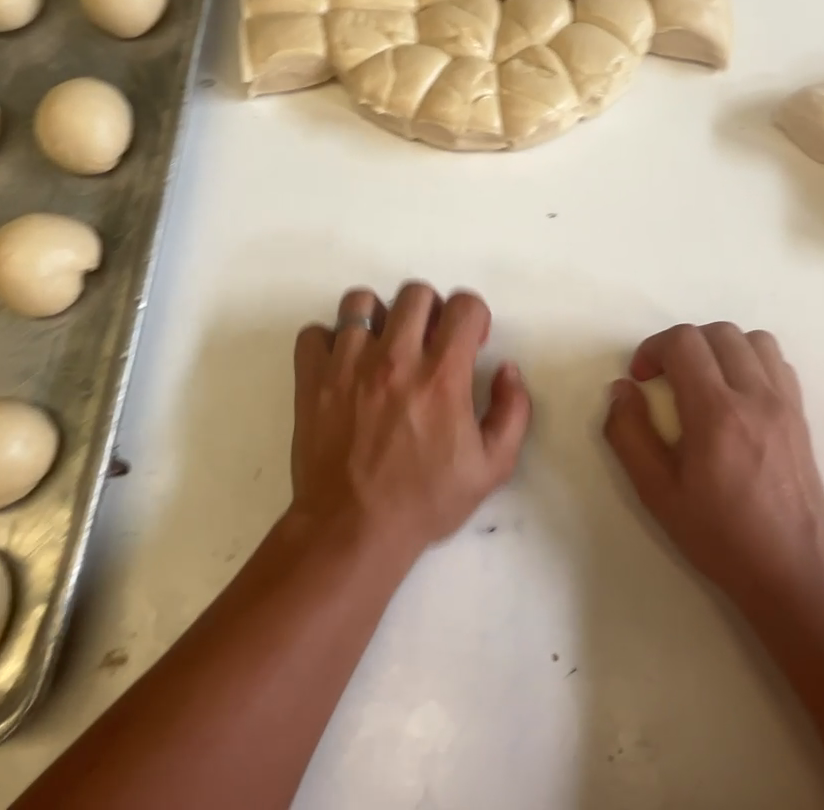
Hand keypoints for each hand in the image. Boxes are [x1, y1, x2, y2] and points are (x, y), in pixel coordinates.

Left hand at [288, 284, 531, 556]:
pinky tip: (343, 366)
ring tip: (382, 348)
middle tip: (428, 343)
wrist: (353, 529)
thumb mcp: (492, 468)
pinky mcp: (312, 380)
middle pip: (415, 293)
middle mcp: (394, 359)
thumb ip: (512, 412)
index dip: (473, 317)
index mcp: (442, 376)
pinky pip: (315, 333)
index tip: (469, 343)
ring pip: (361, 302)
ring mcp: (347, 366)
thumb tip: (507, 370)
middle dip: (430, 311)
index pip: (463, 305)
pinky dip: (329, 342)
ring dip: (378, 318)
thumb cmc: (425, 501)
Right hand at [603, 323, 823, 604]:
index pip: (684, 342)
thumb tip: (622, 390)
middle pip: (718, 332)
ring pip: (752, 340)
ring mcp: (785, 403)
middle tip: (665, 381)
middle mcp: (755, 396)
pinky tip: (735, 396)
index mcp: (716, 413)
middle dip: (683, 345)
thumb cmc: (718, 535)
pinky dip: (751, 363)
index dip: (653, 349)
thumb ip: (629, 434)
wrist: (790, 569)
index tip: (642, 380)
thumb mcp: (656, 492)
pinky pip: (777, 363)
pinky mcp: (801, 415)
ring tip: (703, 382)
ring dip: (719, 349)